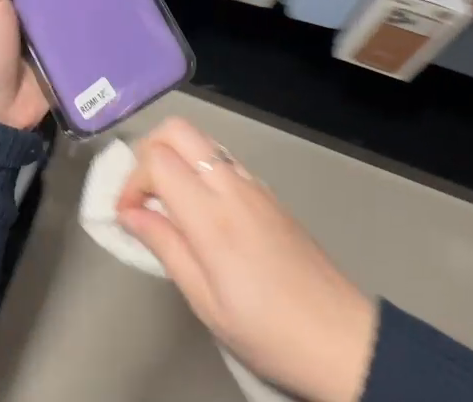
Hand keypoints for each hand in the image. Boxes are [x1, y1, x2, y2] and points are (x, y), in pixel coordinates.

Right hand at [117, 118, 378, 401]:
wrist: (345, 341)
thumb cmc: (269, 331)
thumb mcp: (205, 301)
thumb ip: (165, 247)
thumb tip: (128, 214)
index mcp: (212, 215)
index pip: (156, 160)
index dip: (131, 182)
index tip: (128, 216)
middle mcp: (232, 187)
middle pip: (177, 130)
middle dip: (148, 151)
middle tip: (143, 194)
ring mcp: (254, 186)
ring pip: (202, 139)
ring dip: (174, 155)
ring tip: (167, 201)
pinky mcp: (269, 195)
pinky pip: (223, 160)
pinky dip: (199, 167)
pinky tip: (200, 209)